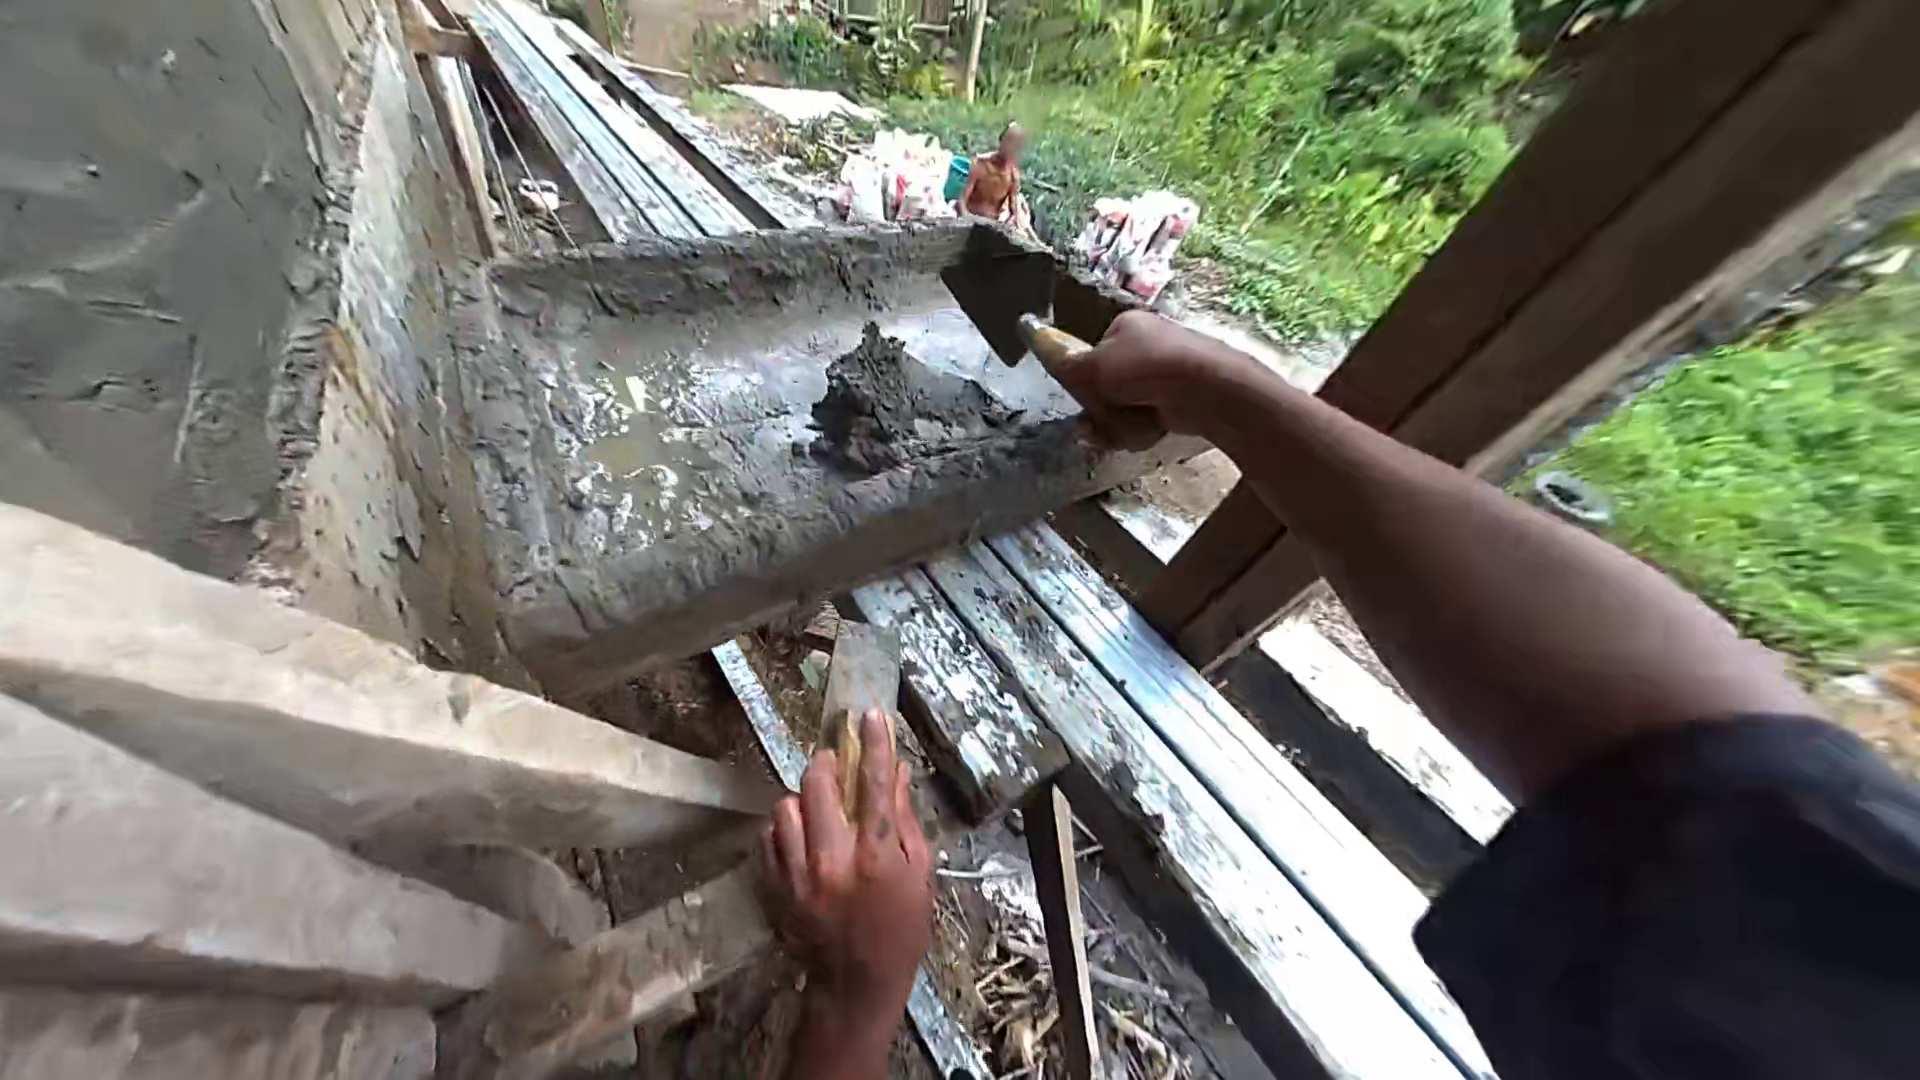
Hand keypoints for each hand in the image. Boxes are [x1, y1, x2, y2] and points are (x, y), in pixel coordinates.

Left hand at [762, 709, 931, 1058]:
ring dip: (802, 798)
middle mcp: (833, 859)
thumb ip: (904, 818)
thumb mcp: (918, 872)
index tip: (869, 714)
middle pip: (817, 785)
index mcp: (876, 854)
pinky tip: (799, 833)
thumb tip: (898, 770)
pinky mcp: (775, 889)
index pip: (874, 783)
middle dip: (826, 764)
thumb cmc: (900, 927)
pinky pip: (768, 837)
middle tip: (833, 761)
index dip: (874, 743)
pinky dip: (783, 827)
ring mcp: (798, 876)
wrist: (854, 986)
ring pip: (785, 807)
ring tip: (815, 805)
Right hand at [1058, 310, 1270, 437]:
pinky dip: (1142, 427)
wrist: (1206, 389)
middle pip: (1107, 385)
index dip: (1086, 379)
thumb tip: (1029, 330)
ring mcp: (1167, 370)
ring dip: (1119, 422)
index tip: (1087, 393)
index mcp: (1127, 326)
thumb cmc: (1145, 369)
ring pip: (1124, 406)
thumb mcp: (1093, 366)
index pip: (1092, 355)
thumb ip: (1064, 361)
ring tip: (1128, 426)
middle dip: (1102, 408)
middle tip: (1102, 420)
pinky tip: (1147, 430)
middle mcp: (1148, 343)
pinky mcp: (1181, 396)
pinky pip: (1146, 416)